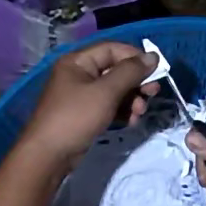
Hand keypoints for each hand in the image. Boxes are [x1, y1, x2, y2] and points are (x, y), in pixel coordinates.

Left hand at [19, 41, 158, 163]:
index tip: (157, 71)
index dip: (136, 57)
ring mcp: (81, 95)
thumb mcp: (106, 92)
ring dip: (132, 99)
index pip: (113, 49)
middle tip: (152, 94)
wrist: (49, 156)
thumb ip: (130, 72)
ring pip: (115, 89)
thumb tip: (153, 56)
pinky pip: (110, 105)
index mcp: (78, 62)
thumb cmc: (76, 117)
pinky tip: (130, 122)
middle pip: (116, 69)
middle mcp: (79, 74)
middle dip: (136, 81)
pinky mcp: (85, 114)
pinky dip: (122, 111)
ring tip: (139, 113)